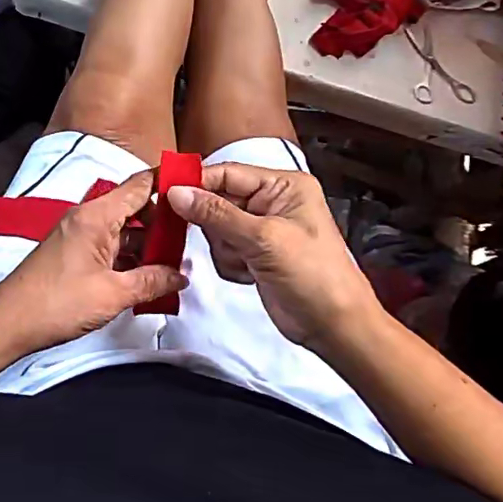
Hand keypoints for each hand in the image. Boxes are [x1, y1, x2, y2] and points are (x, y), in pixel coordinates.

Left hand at [0, 172, 187, 358]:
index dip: (167, 182)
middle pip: (133, 208)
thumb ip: (151, 281)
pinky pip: (109, 245)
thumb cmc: (58, 303)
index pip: (139, 185)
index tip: (194, 185)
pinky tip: (147, 277)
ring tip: (175, 265)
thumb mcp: (113, 294)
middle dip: (163, 223)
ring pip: (123, 230)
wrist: (9, 322)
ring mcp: (78, 235)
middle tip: (191, 240)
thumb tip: (180, 276)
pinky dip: (129, 257)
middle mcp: (86, 218)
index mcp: (96, 216)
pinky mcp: (73, 252)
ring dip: (147, 245)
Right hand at [166, 164, 375, 345]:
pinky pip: (221, 248)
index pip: (228, 173)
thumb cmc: (316, 277)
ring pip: (215, 226)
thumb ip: (216, 214)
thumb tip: (177, 193)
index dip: (197, 182)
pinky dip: (229, 262)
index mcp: (283, 186)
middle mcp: (271, 202)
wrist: (335, 328)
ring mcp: (261, 228)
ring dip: (224, 247)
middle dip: (214, 224)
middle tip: (219, 238)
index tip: (167, 192)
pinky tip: (250, 273)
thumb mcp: (263, 239)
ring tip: (246, 262)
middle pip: (217, 199)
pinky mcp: (253, 252)